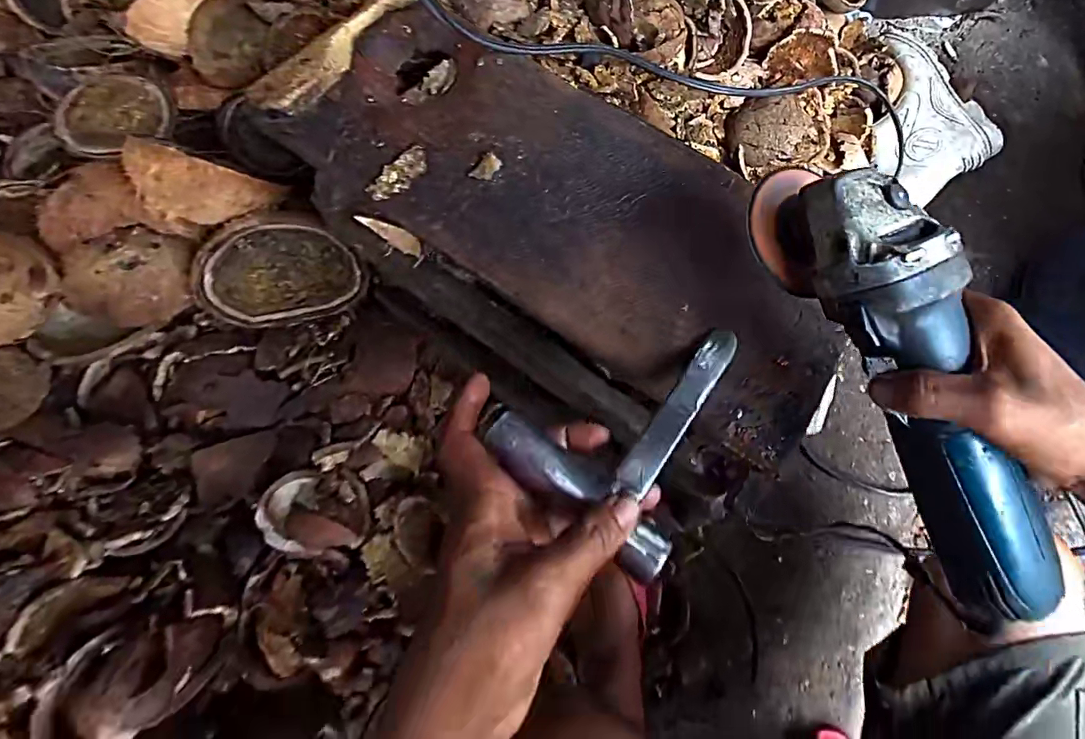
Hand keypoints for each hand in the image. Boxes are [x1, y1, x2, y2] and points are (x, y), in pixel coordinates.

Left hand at [374, 375, 648, 738]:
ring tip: (634, 488)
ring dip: (587, 493)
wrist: (450, 726)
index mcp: (481, 513)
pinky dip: (591, 531)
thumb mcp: (540, 590)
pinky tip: (625, 533)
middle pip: (524, 467)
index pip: (463, 446)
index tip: (484, 380)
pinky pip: (562, 541)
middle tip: (601, 440)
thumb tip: (632, 500)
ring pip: (548, 505)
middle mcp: (492, 525)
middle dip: (560, 447)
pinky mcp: (525, 585)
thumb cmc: (476, 653)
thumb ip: (589, 543)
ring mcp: (509, 555)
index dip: (468, 409)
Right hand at [867, 292, 1084, 490]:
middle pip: (929, 330)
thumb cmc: (1058, 425)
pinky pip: (949, 383)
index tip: (867, 330)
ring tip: (890, 393)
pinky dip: (931, 394)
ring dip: (916, 376)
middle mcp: (989, 331)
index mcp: (991, 317)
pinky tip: (916, 411)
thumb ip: (929, 394)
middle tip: (876, 368)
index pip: (929, 297)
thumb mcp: (987, 406)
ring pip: (937, 359)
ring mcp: (992, 361)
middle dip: (902, 349)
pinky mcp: (993, 388)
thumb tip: (876, 386)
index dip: (896, 311)